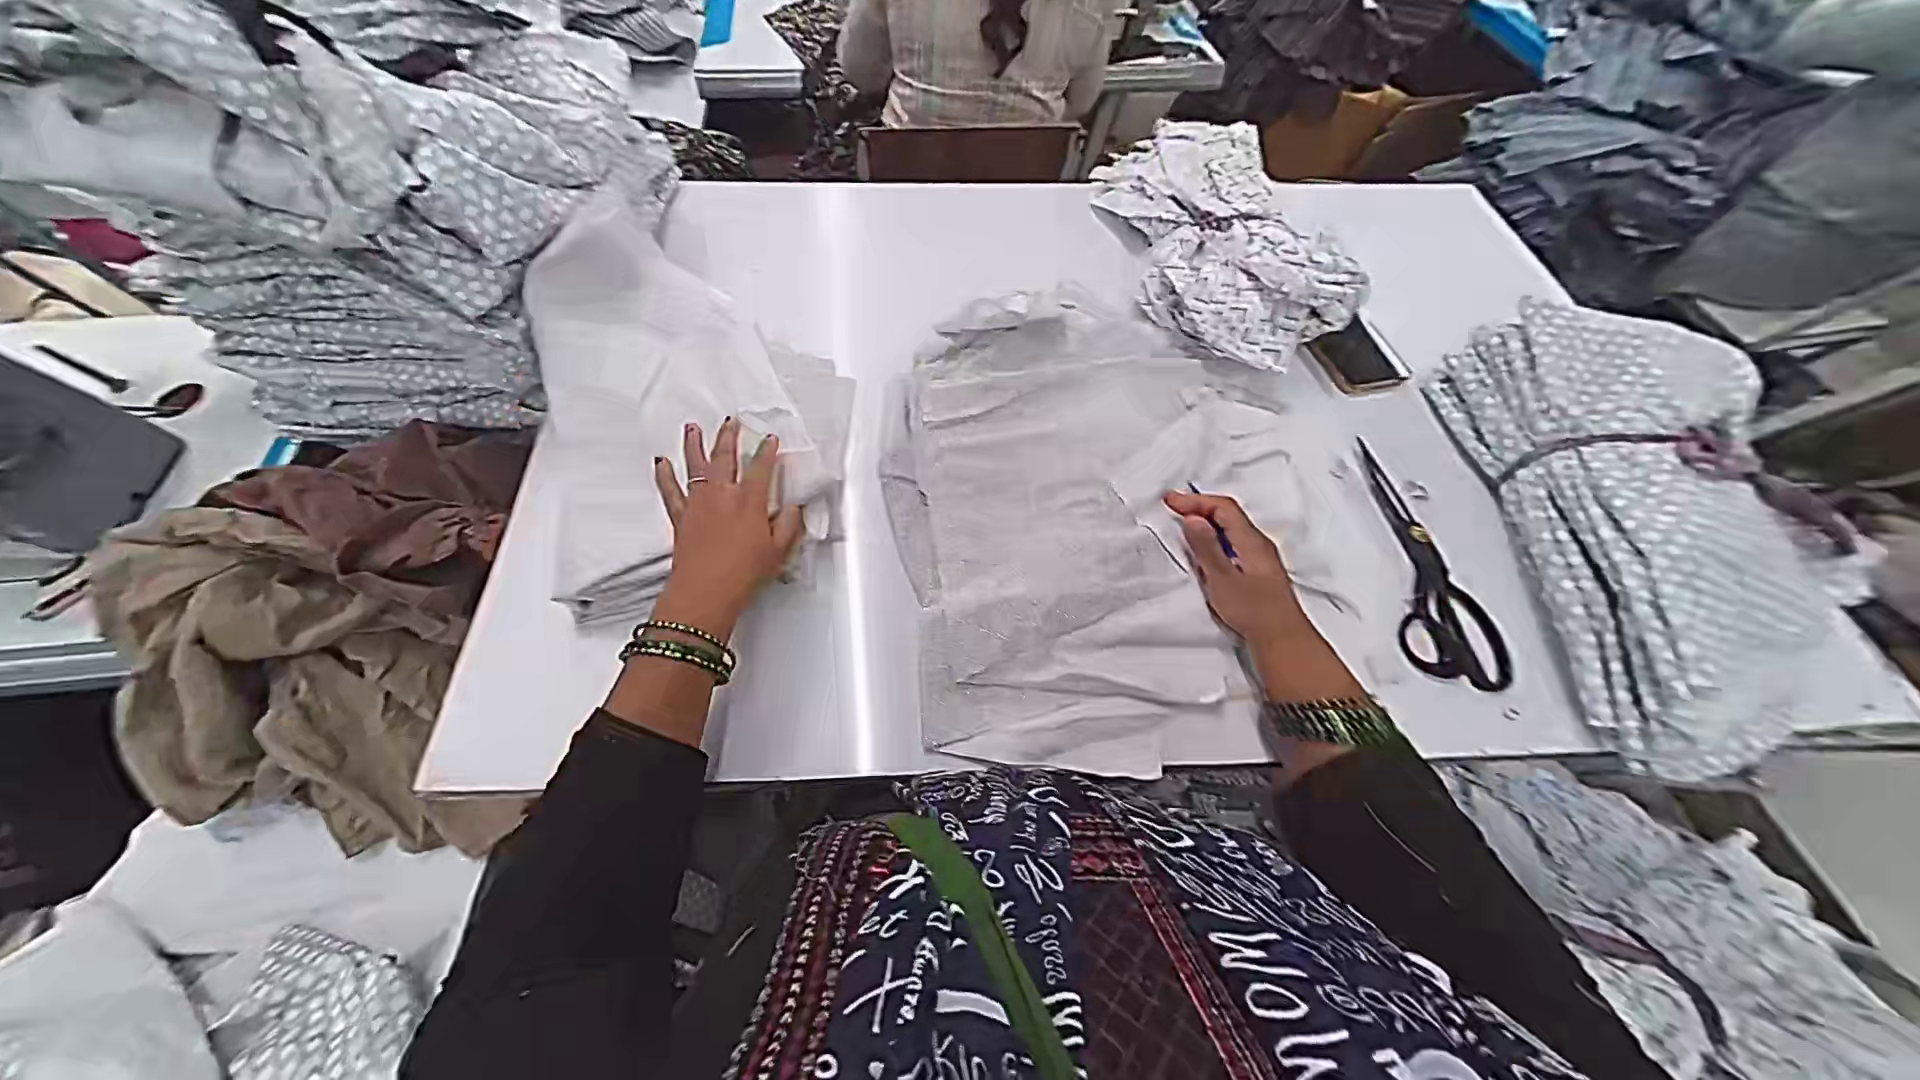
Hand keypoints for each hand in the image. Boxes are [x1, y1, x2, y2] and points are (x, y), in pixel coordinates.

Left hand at [651, 418, 803, 638]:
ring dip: (695, 444)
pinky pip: (670, 490)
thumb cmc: (742, 574)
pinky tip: (661, 463)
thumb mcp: (779, 550)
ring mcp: (699, 503)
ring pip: (696, 465)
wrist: (706, 592)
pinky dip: (664, 475)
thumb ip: (790, 524)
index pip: (761, 467)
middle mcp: (722, 495)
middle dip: (730, 436)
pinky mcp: (681, 516)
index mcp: (750, 501)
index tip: (770, 440)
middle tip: (732, 422)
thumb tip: (795, 508)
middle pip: (726, 456)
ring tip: (693, 428)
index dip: (767, 451)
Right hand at [1163, 490, 1313, 648]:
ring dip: (1206, 521)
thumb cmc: (1255, 612)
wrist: (1282, 639)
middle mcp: (1258, 544)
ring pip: (1231, 527)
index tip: (1171, 501)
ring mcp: (1260, 557)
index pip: (1223, 507)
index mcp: (1251, 542)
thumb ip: (1206, 547)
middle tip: (1174, 507)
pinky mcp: (1257, 569)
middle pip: (1228, 513)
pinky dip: (1214, 536)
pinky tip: (1204, 548)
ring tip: (1184, 523)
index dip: (1195, 500)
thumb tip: (1193, 519)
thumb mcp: (1222, 578)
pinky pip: (1233, 541)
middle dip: (1199, 506)